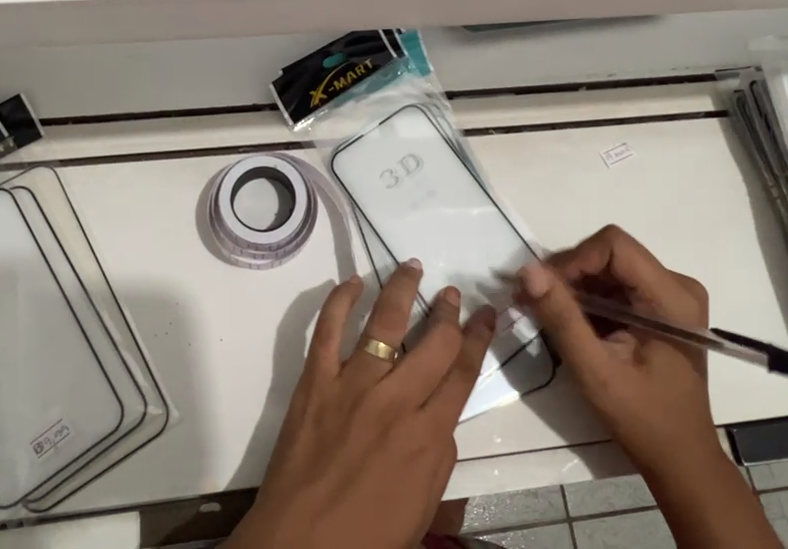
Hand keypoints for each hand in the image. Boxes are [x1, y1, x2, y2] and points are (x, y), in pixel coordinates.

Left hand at [227, 261, 497, 548]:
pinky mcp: (315, 380)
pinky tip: (353, 282)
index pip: (463, 372)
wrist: (301, 546)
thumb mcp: (424, 504)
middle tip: (453, 293)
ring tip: (413, 267)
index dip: (479, 337)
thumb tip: (442, 412)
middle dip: (448, 311)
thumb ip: (440, 453)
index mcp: (428, 435)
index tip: (486, 313)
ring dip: (402, 289)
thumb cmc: (368, 535)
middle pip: (434, 342)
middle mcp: (396, 400)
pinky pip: (328, 329)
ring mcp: (353, 385)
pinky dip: (340, 300)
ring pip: (385, 321)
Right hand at [516, 225, 719, 475]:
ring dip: (574, 287)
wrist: (680, 458)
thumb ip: (561, 317)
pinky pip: (616, 284)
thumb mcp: (595, 371)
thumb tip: (526, 270)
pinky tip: (570, 322)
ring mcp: (671, 295)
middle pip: (609, 254)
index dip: (572, 261)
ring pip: (608, 267)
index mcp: (672, 297)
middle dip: (568, 275)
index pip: (613, 246)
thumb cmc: (642, 419)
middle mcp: (678, 285)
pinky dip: (588, 299)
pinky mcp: (661, 307)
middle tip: (531, 302)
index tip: (543, 291)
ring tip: (544, 313)